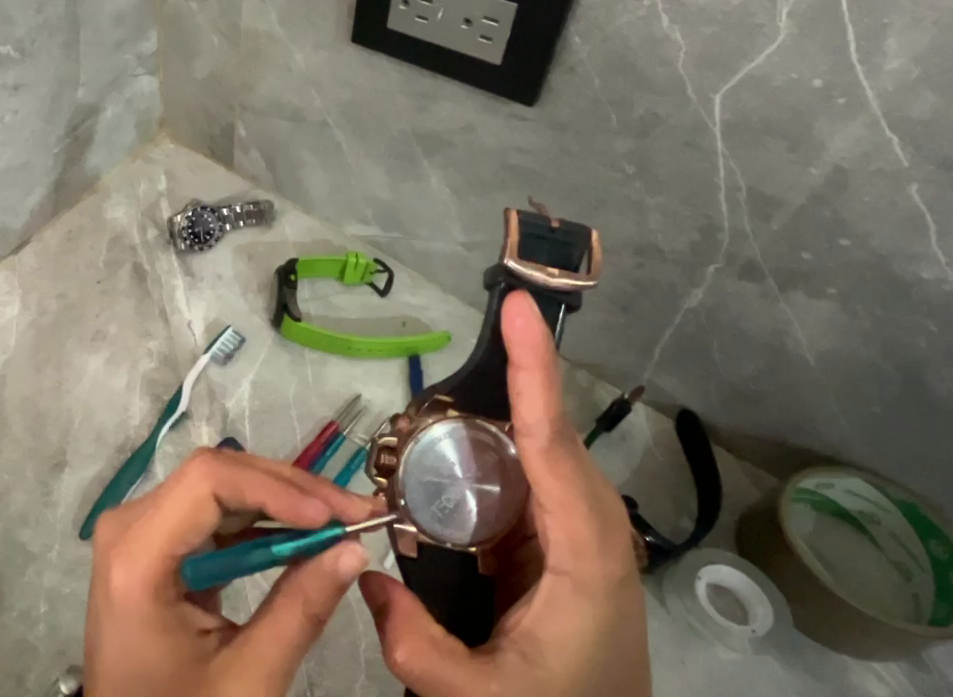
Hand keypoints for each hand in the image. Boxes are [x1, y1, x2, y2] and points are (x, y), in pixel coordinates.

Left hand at [85, 447, 380, 696]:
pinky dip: (262, 521)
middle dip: (291, 490)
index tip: (335, 514)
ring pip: (219, 487)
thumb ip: (300, 610)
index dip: (275, 487)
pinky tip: (307, 534)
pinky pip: (212, 513)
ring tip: (344, 518)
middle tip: (358, 511)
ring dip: (283, 501)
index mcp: (136, 555)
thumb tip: (355, 549)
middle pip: (215, 476)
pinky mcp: (156, 541)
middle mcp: (130, 524)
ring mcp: (140, 529)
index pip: (207, 482)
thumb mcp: (246, 679)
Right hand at [357, 291, 650, 696]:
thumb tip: (362, 574)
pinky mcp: (557, 546)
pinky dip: (487, 453)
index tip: (519, 310)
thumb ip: (415, 643)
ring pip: (535, 452)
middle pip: (547, 434)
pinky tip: (448, 456)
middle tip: (477, 333)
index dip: (534, 371)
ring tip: (438, 400)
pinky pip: (522, 480)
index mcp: (585, 556)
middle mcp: (590, 532)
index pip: (552, 445)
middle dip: (513, 376)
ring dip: (496, 413)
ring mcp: (576, 537)